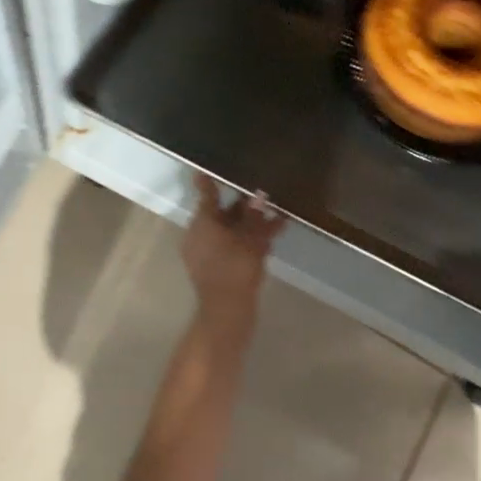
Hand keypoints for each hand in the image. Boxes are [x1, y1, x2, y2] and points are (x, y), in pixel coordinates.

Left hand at [183, 174, 284, 330]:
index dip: (208, 181)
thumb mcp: (250, 241)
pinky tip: (272, 239)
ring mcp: (208, 253)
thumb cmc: (234, 271)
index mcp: (203, 224)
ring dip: (253, 225)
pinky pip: (233, 247)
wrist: (226, 314)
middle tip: (265, 193)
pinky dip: (249, 241)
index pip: (207, 195)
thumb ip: (256, 218)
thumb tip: (260, 196)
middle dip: (245, 205)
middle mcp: (201, 235)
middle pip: (223, 213)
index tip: (206, 167)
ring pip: (232, 231)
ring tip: (279, 216)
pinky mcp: (218, 268)